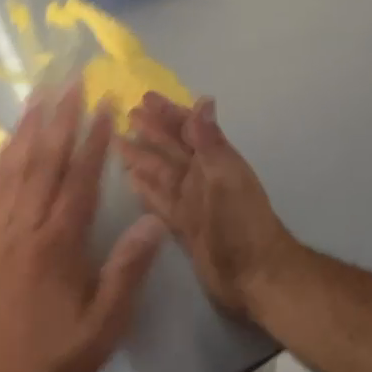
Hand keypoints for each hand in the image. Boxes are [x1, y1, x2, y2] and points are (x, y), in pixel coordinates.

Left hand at [0, 83, 165, 371]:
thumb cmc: (60, 353)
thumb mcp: (105, 323)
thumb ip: (128, 270)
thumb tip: (154, 220)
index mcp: (59, 244)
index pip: (80, 179)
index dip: (94, 138)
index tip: (106, 103)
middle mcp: (27, 228)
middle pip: (45, 162)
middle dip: (61, 117)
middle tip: (71, 79)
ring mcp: (4, 233)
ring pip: (16, 169)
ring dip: (29, 127)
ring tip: (39, 93)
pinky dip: (3, 159)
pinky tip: (10, 140)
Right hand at [117, 93, 297, 315]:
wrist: (254, 274)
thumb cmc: (242, 222)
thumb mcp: (225, 177)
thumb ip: (210, 141)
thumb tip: (203, 98)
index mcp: (216, 161)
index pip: (188, 129)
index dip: (168, 113)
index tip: (145, 97)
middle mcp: (203, 177)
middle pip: (172, 148)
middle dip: (152, 130)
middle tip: (125, 115)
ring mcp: (193, 202)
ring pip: (162, 172)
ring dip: (143, 157)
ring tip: (117, 143)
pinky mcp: (184, 226)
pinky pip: (160, 200)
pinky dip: (146, 189)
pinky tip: (130, 181)